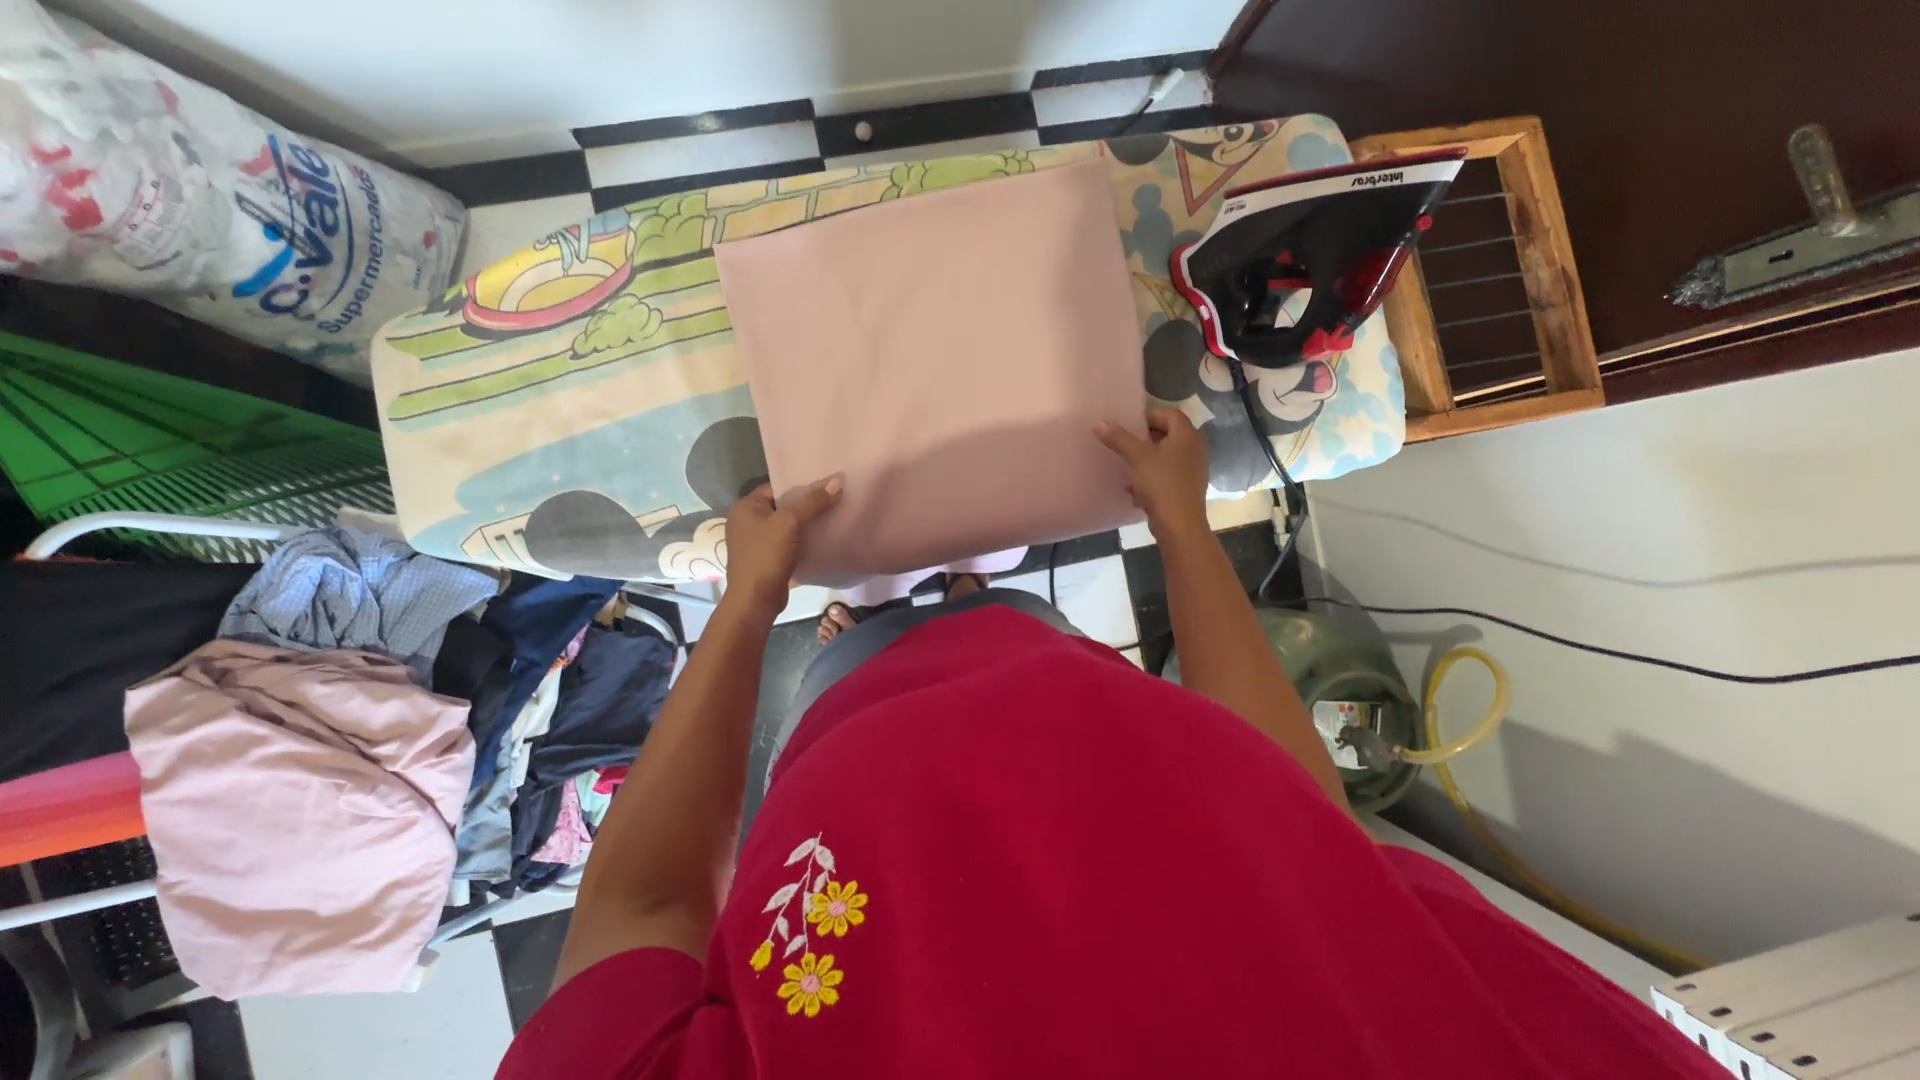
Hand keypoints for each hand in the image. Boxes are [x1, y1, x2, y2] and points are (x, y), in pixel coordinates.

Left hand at [723, 478, 842, 616]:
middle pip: (783, 505)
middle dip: (807, 503)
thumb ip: (813, 501)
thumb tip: (837, 481)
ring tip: (833, 515)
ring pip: (787, 525)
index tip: (825, 484)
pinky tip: (823, 537)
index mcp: (745, 507)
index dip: (800, 484)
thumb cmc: (766, 556)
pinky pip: (788, 541)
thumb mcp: (790, 523)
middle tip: (833, 498)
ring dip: (807, 522)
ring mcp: (756, 541)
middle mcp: (747, 521)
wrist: (756, 599)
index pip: (776, 486)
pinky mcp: (766, 558)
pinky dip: (803, 539)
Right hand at [1094, 408, 1208, 538]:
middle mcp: (1195, 449)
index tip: (1130, 425)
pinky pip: (1169, 475)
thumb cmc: (1161, 483)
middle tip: (1126, 444)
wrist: (1179, 524)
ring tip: (1128, 468)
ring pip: (1167, 457)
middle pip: (1169, 435)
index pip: (1170, 414)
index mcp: (1187, 436)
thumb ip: (1118, 438)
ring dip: (1147, 460)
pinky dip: (1153, 478)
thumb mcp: (1137, 457)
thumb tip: (1099, 423)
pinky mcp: (1188, 488)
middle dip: (1146, 439)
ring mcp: (1194, 470)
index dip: (1150, 416)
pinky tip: (1136, 491)